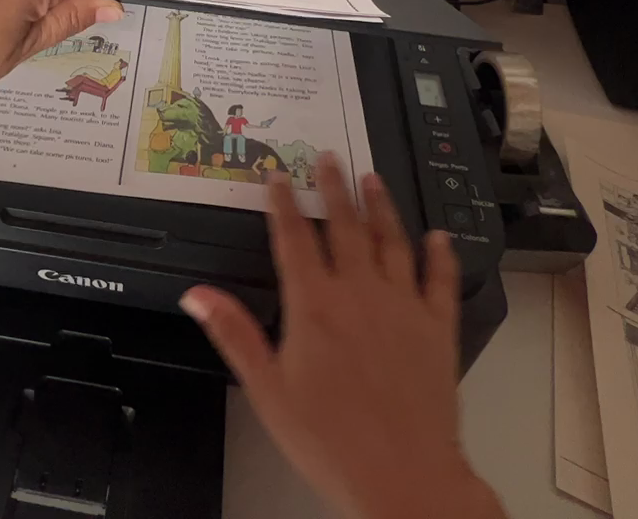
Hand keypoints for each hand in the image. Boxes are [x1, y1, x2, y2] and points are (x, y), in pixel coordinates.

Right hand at [180, 161, 504, 518]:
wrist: (405, 479)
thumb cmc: (330, 439)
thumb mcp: (267, 389)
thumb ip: (233, 333)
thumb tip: (197, 293)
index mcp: (315, 305)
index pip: (294, 238)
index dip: (282, 203)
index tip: (277, 176)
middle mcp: (360, 294)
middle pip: (344, 226)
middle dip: (333, 188)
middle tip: (329, 158)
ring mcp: (402, 307)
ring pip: (391, 241)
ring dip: (381, 207)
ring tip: (373, 179)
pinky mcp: (437, 329)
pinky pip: (440, 281)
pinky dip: (440, 256)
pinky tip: (439, 236)